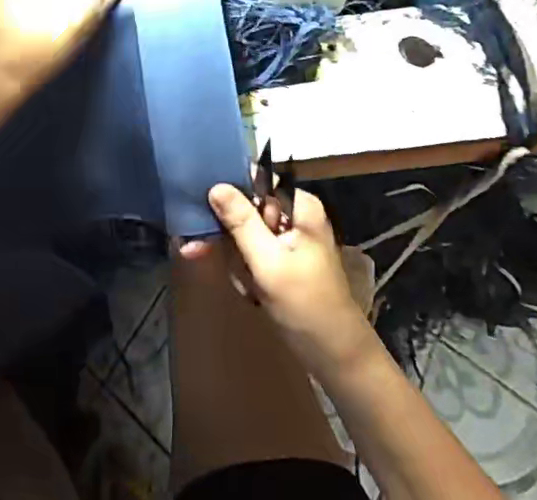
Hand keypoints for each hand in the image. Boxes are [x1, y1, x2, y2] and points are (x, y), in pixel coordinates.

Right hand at [186, 185, 376, 374]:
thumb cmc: (305, 306)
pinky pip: (252, 253)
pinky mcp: (283, 259)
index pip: (255, 180)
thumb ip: (241, 222)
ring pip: (244, 233)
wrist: (335, 356)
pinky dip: (246, 272)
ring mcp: (289, 238)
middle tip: (200, 252)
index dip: (228, 194)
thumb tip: (216, 185)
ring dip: (238, 261)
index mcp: (299, 206)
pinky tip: (251, 293)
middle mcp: (294, 215)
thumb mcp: (268, 262)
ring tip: (248, 287)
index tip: (203, 212)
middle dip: (228, 237)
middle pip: (246, 208)